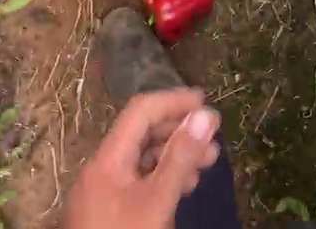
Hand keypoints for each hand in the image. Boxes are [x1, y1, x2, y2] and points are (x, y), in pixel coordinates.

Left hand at [66, 89, 221, 228]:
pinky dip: (163, 177)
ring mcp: (102, 192)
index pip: (141, 110)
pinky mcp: (107, 213)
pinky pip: (138, 181)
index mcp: (107, 158)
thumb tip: (206, 114)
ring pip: (142, 159)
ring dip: (175, 155)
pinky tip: (184, 188)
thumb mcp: (157, 201)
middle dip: (180, 131)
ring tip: (207, 163)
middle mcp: (101, 168)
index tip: (206, 104)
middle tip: (214, 138)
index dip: (174, 101)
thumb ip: (180, 157)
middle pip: (142, 133)